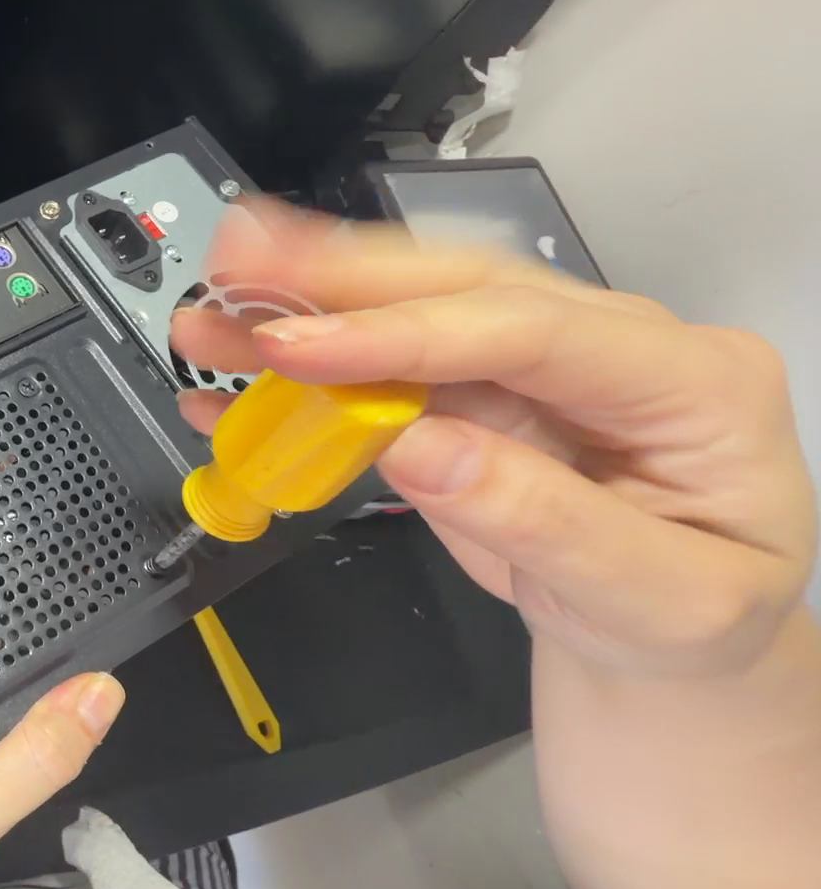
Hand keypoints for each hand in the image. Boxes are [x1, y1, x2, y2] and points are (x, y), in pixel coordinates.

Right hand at [172, 203, 820, 888]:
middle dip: (331, 272)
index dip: (397, 334)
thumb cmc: (681, 615)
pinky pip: (358, 376)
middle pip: (450, 284)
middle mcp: (591, 347)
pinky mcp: (448, 396)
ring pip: (390, 313)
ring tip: (207, 312)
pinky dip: (284, 381)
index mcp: (677, 379)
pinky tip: (222, 387)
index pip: (524, 329)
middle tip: (234, 260)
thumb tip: (417, 448)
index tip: (293, 348)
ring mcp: (509, 368)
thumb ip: (545, 520)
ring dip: (289, 311)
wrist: (651, 628)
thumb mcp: (652, 596)